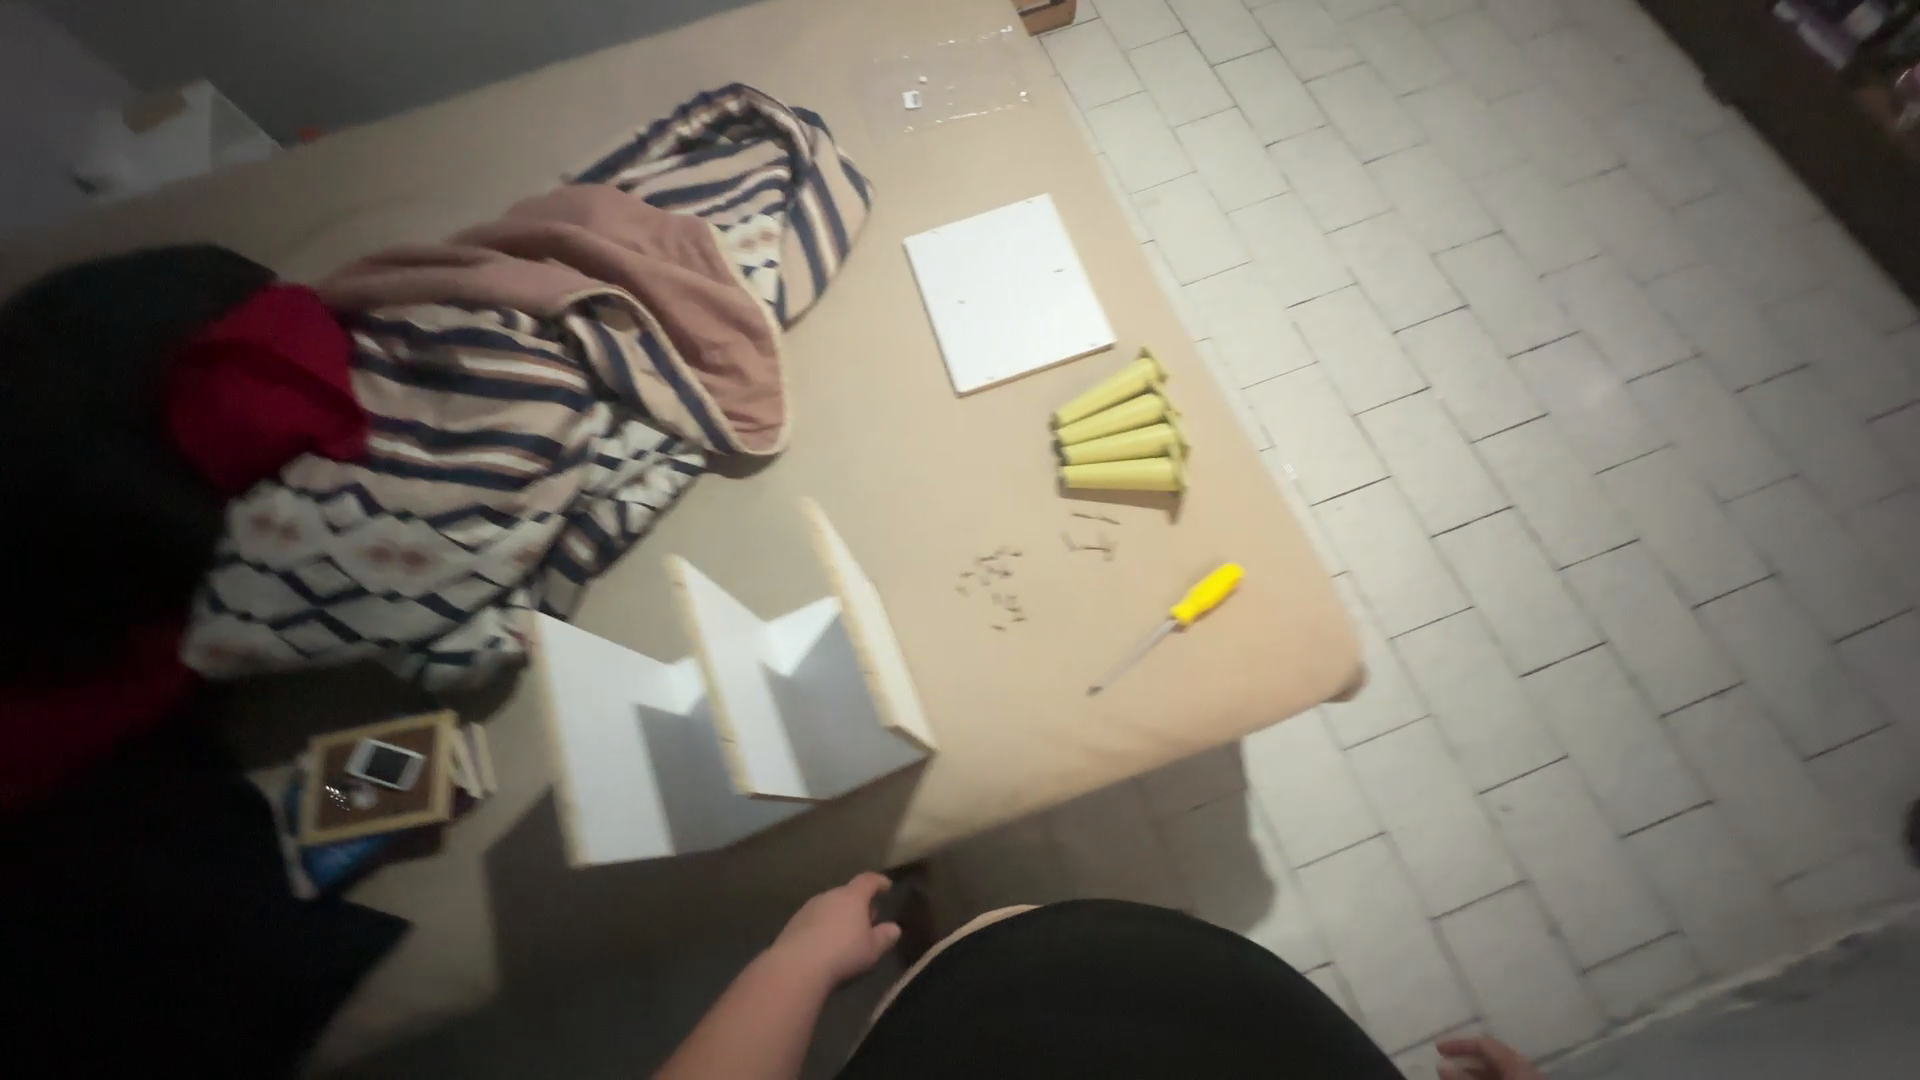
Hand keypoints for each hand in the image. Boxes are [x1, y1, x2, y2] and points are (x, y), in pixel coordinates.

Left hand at [766, 872, 900, 985]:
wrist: (797, 966)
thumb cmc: (843, 953)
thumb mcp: (871, 949)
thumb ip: (884, 937)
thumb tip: (895, 928)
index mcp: (852, 896)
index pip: (868, 880)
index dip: (879, 882)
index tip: (886, 886)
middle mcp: (830, 895)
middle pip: (848, 893)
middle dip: (858, 903)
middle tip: (868, 918)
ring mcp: (809, 908)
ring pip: (830, 906)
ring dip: (839, 915)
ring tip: (846, 933)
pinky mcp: (794, 923)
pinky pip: (815, 919)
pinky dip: (823, 926)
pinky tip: (825, 944)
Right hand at [1436, 1036, 1545, 1079]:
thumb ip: (1466, 1079)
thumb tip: (1441, 1065)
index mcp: (1518, 1065)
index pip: (1484, 1044)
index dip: (1460, 1044)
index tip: (1439, 1049)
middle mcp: (1527, 1071)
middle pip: (1493, 1058)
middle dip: (1468, 1061)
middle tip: (1447, 1066)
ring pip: (1501, 1073)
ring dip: (1478, 1074)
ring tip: (1459, 1079)